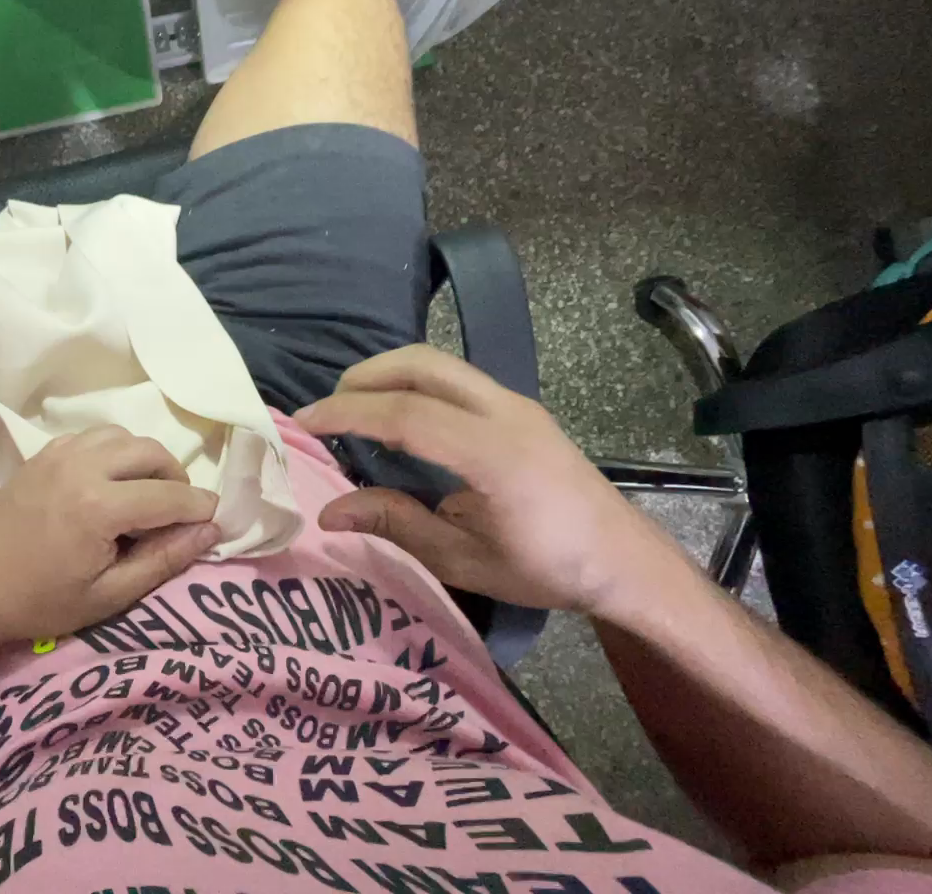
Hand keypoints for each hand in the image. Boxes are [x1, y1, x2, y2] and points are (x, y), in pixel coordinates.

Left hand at [0, 427, 222, 649]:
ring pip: (122, 435)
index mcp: (99, 506)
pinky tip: (109, 484)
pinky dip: (112, 452)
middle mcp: (81, 466)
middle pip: (150, 451)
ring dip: (144, 459)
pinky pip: (92, 436)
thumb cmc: (39, 601)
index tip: (215, 522)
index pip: (171, 495)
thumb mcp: (108, 595)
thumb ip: (163, 559)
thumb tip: (210, 531)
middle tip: (177, 513)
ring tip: (145, 496)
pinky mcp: (42, 453)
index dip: (201, 508)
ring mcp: (58, 453)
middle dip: (175, 477)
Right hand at [293, 345, 692, 616]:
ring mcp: (515, 403)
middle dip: (363, 378)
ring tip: (352, 410)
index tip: (303, 423)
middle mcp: (506, 413)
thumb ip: (395, 525)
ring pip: (436, 363)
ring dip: (385, 375)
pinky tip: (394, 419)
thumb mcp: (463, 560)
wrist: (627, 561)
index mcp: (496, 455)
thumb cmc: (547, 568)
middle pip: (420, 365)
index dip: (348, 413)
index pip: (407, 415)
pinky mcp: (516, 406)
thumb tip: (329, 512)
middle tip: (326, 410)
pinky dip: (409, 385)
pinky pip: (451, 378)